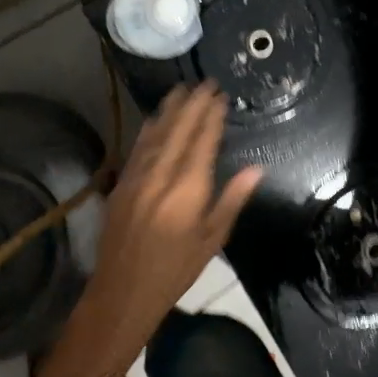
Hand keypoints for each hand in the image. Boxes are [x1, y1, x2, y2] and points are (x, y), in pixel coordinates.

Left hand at [89, 81, 262, 331]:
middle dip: (192, 105)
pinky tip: (154, 119)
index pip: (202, 141)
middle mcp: (161, 176)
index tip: (220, 96)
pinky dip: (149, 129)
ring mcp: (137, 178)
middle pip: (178, 130)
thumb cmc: (175, 271)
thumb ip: (232, 200)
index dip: (211, 116)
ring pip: (155, 134)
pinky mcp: (121, 185)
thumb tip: (256, 169)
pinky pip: (138, 148)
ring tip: (181, 89)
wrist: (122, 293)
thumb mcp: (212, 240)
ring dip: (169, 110)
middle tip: (205, 83)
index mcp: (188, 190)